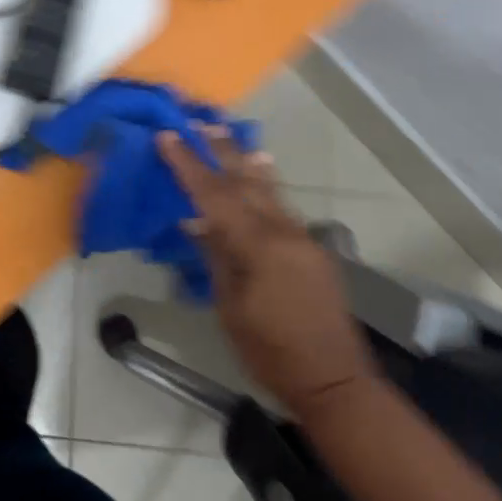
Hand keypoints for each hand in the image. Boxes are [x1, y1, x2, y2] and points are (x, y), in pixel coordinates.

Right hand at [159, 127, 373, 419]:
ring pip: (268, 189)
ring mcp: (303, 239)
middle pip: (246, 181)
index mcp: (258, 246)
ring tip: (227, 133)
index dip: (188, 164)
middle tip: (199, 119)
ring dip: (244, 160)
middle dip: (220, 148)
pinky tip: (259, 172)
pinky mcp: (313, 251)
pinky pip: (281, 207)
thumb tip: (197, 222)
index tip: (167, 136)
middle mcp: (284, 232)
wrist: (334, 380)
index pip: (215, 195)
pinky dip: (264, 185)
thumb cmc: (270, 350)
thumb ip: (216, 256)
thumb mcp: (230, 306)